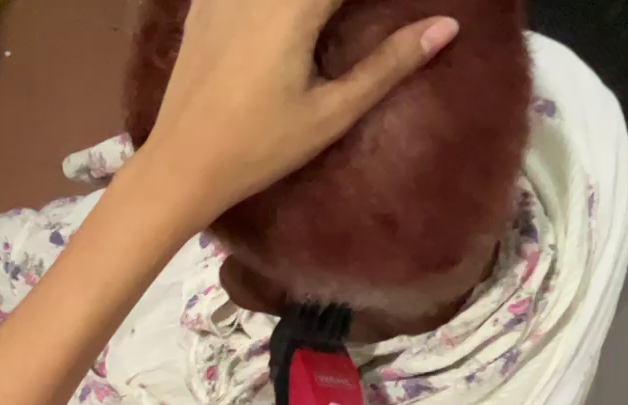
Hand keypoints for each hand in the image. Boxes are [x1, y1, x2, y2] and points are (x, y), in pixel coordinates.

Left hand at [130, 0, 458, 226]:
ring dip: (319, 2)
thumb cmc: (259, 149)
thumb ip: (386, 66)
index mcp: (297, 3)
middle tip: (346, 23)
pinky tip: (286, 19)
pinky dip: (276, 4)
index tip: (412, 8)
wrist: (182, 165)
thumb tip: (445, 28)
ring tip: (327, 23)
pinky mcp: (203, 0)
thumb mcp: (328, 115)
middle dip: (339, 0)